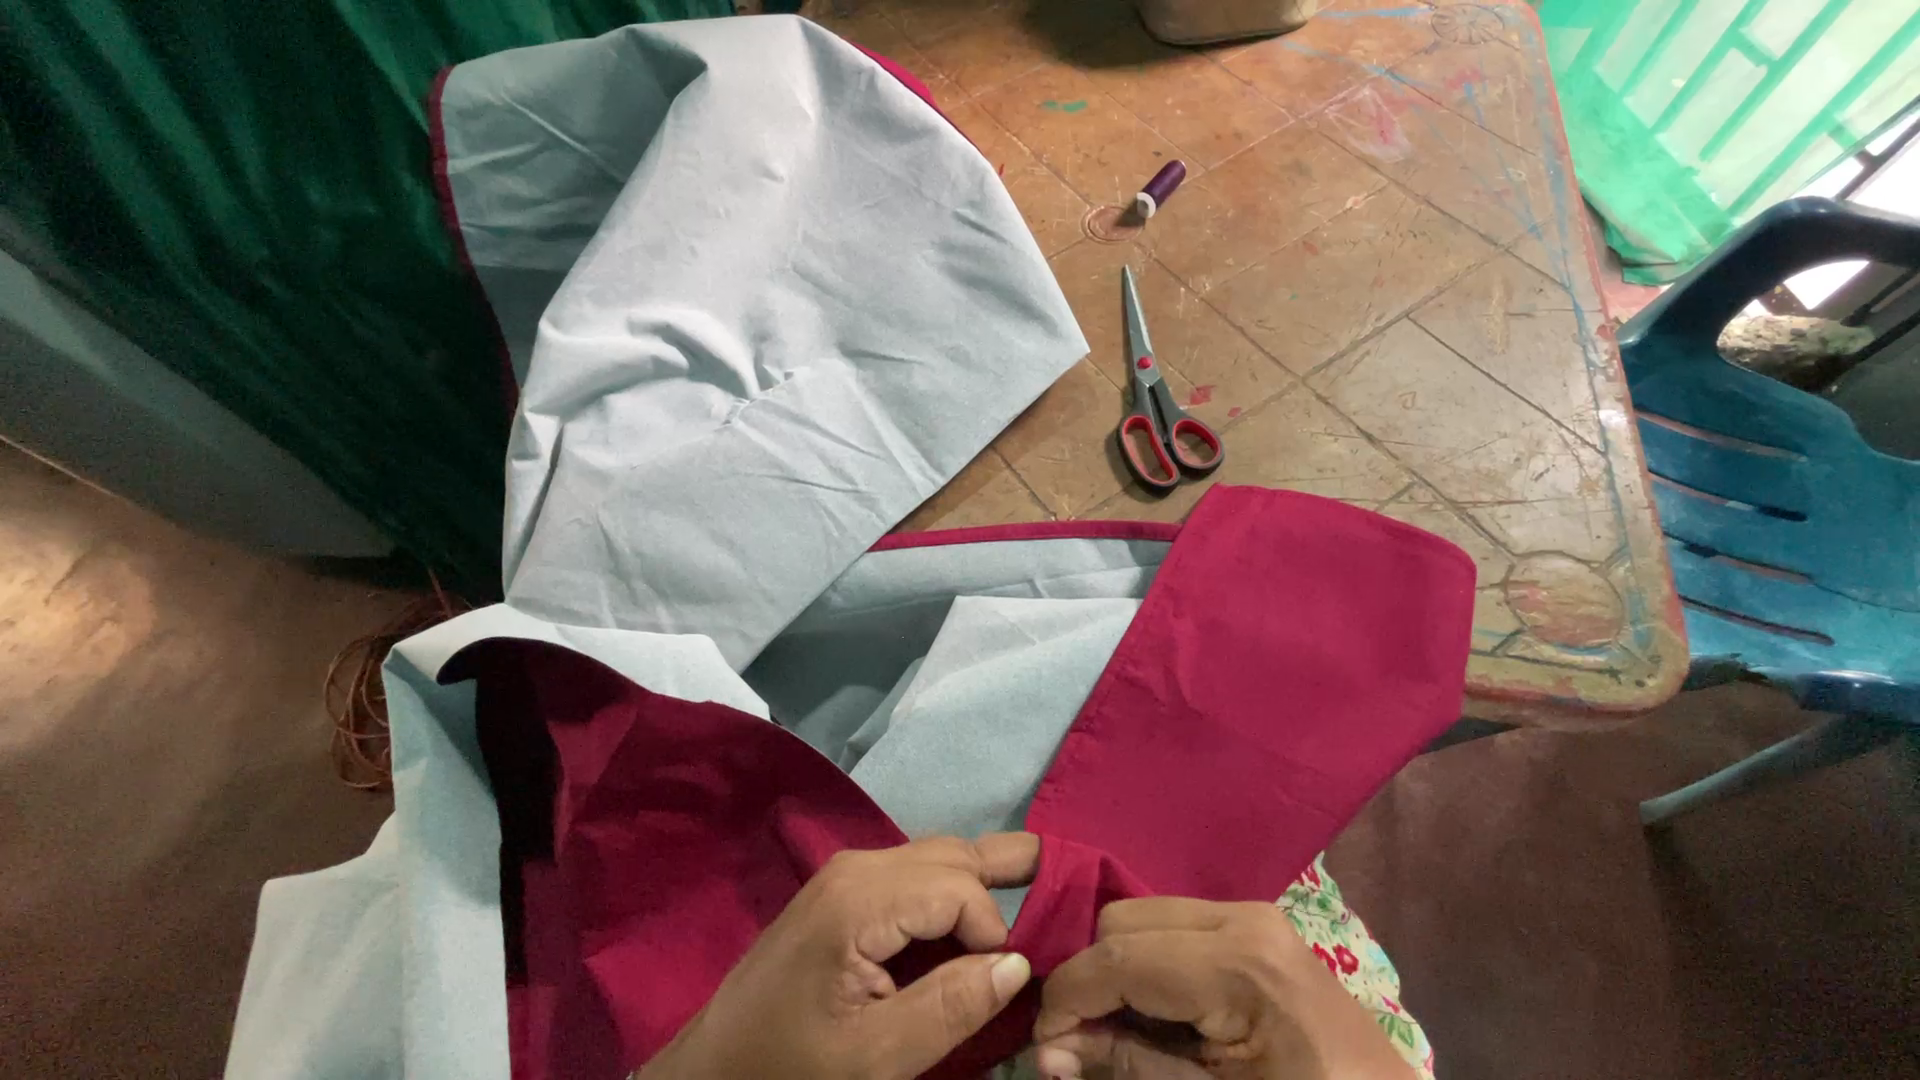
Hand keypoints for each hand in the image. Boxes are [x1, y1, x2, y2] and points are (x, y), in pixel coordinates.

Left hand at [638, 833, 1039, 1079]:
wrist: (714, 1071)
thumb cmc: (791, 1069)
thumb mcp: (874, 1061)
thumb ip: (950, 1008)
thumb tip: (1019, 963)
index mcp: (859, 899)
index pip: (958, 887)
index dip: (994, 930)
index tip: (1008, 984)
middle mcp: (857, 866)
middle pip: (951, 855)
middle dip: (1005, 879)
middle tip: (1059, 903)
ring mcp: (847, 874)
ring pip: (936, 857)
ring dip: (981, 882)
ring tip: (1034, 900)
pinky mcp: (843, 890)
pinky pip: (913, 875)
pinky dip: (951, 893)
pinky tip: (972, 921)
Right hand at [1031, 898, 1416, 1079]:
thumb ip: (1126, 1066)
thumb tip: (1044, 1055)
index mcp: (1238, 963)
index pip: (1120, 956)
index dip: (1068, 996)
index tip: (1041, 1043)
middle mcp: (1241, 916)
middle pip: (1123, 920)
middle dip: (1091, 976)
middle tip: (1080, 1039)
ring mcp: (1252, 913)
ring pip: (1143, 915)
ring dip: (1117, 965)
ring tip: (1116, 1028)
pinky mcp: (1256, 924)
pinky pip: (1173, 925)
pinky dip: (1148, 960)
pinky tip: (1154, 1010)